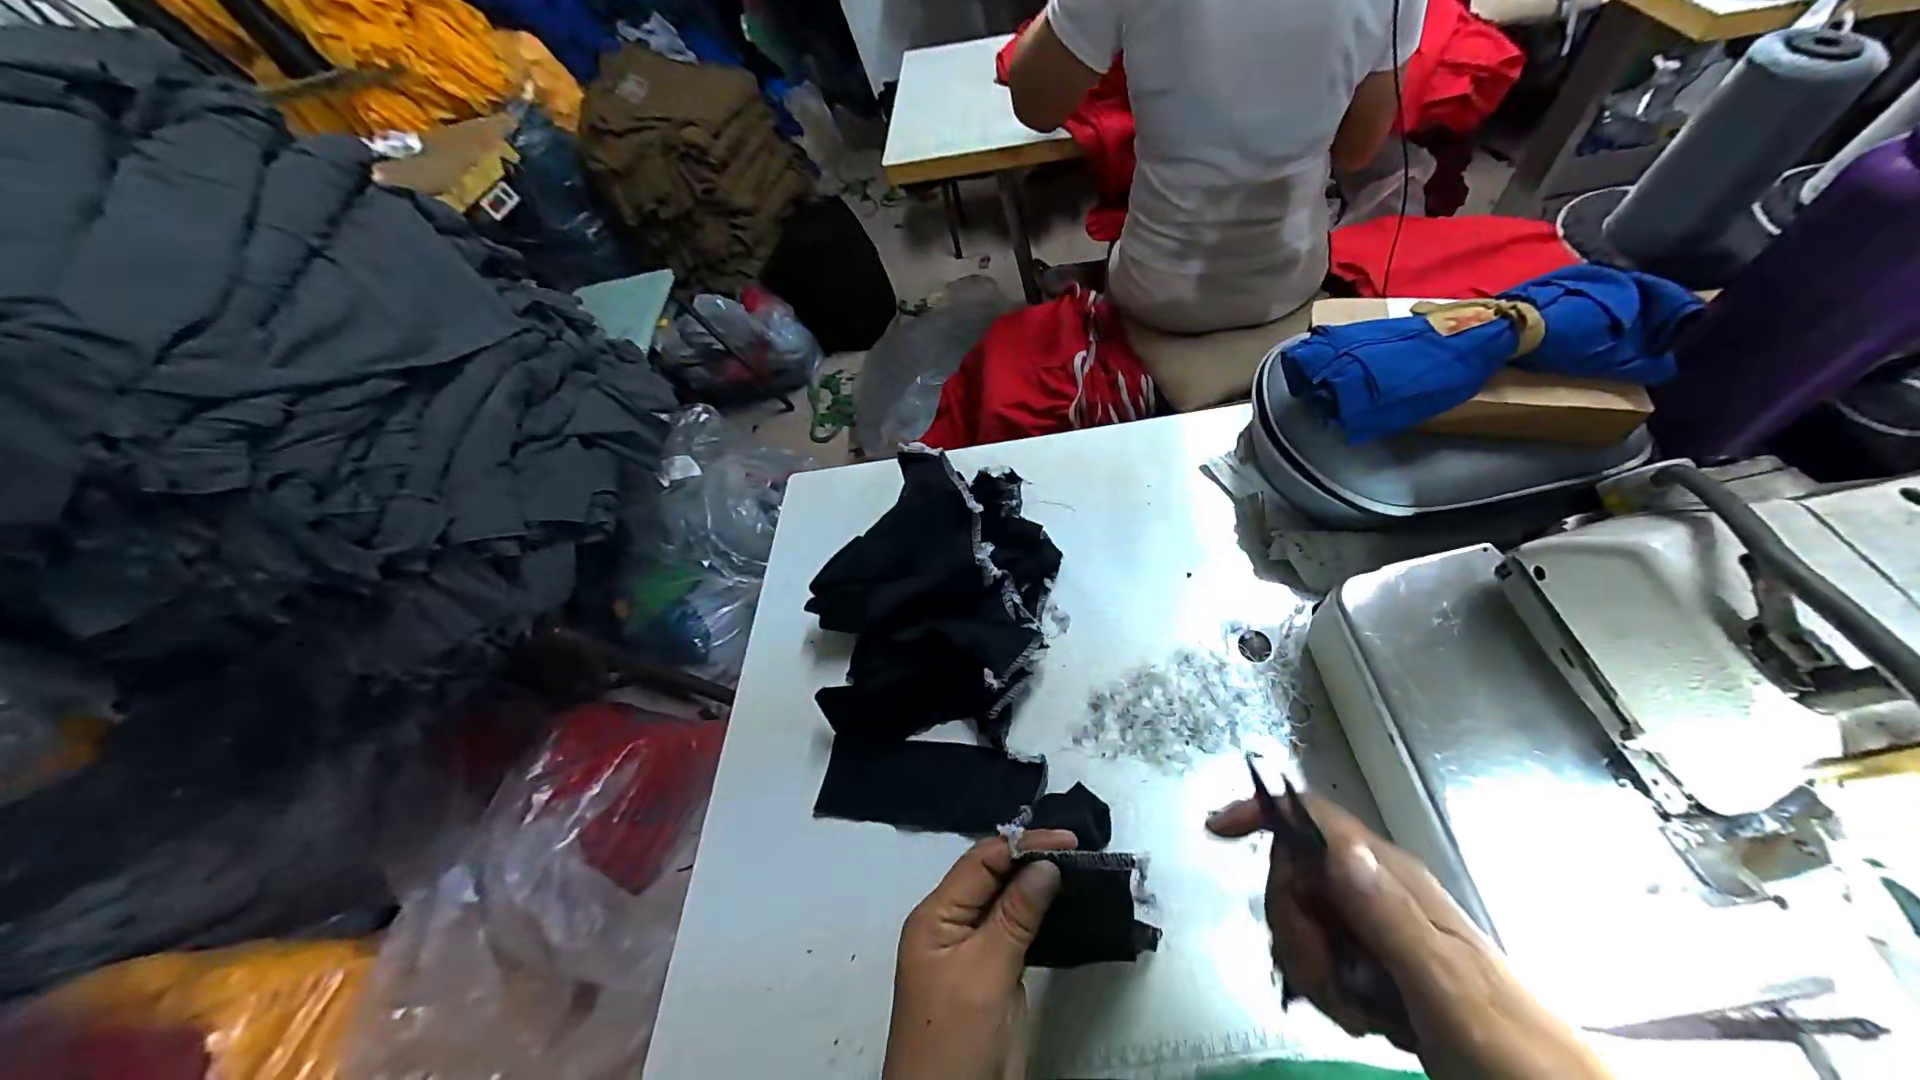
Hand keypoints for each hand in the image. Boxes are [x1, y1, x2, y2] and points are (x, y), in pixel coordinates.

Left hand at [883, 830, 1076, 1079]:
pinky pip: (1015, 930)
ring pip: (1005, 901)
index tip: (1067, 840)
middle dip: (1030, 858)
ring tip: (1077, 868)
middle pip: (992, 876)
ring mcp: (971, 950)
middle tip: (1077, 848)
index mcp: (936, 915)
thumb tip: (1047, 865)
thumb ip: (1014, 917)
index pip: (981, 863)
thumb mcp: (984, 974)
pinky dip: (1039, 915)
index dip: (1022, 845)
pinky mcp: (991, 973)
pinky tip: (1064, 906)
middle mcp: (951, 924)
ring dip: (1038, 884)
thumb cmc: (956, 1039)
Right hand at [1208, 793, 1611, 1079]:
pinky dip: (1324, 987)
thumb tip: (1335, 848)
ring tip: (1360, 1011)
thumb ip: (1388, 918)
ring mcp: (1376, 925)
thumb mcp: (1446, 989)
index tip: (1218, 830)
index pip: (1314, 818)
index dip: (1263, 811)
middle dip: (1293, 927)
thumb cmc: (1511, 1051)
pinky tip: (1365, 1018)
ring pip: (1300, 916)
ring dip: (1311, 966)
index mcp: (1392, 879)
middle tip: (1331, 978)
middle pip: (1293, 873)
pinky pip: (1317, 953)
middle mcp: (1378, 889)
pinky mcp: (1374, 960)